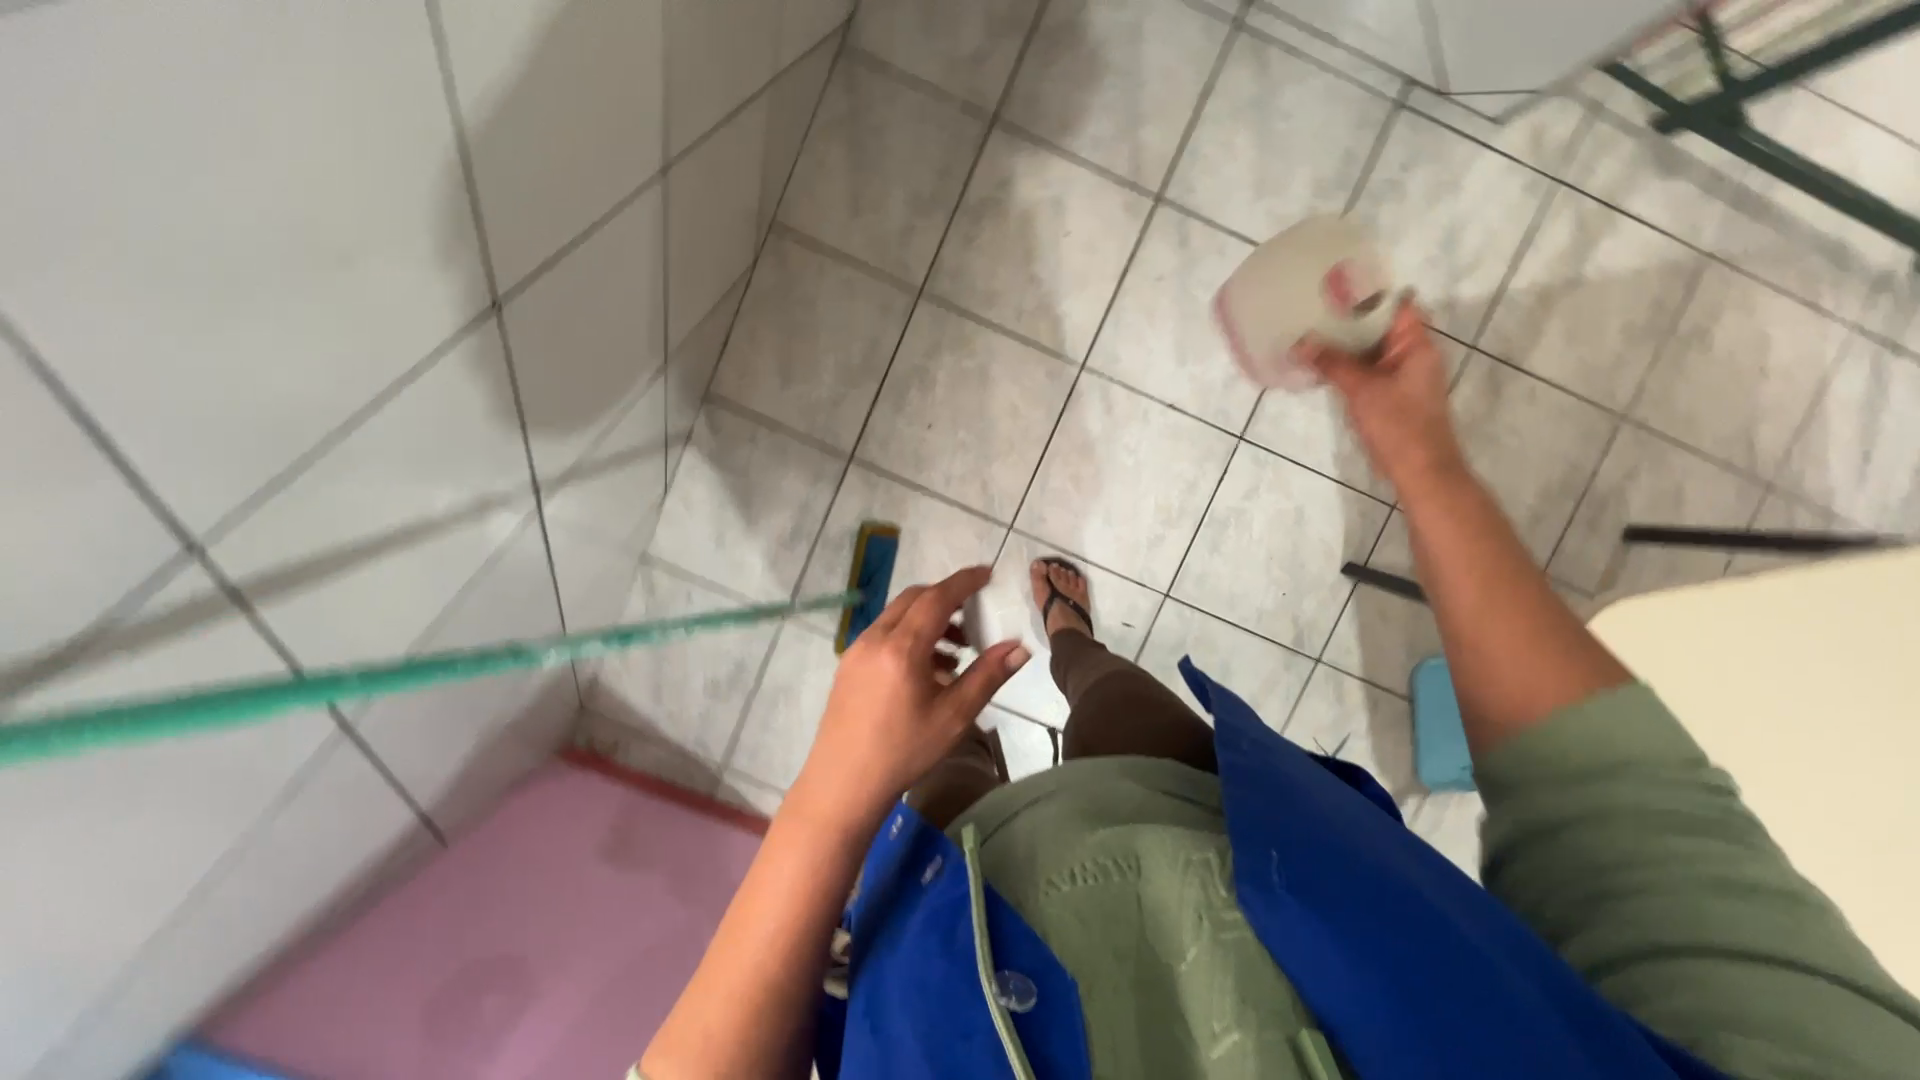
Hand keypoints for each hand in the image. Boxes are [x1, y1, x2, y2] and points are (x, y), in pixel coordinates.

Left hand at [790, 567, 1029, 826]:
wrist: (844, 783)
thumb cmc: (904, 751)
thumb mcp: (954, 716)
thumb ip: (987, 676)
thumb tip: (1020, 648)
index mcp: (902, 647)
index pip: (937, 598)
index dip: (964, 582)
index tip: (987, 573)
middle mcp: (875, 638)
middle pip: (914, 599)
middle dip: (946, 599)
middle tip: (974, 616)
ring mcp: (856, 651)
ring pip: (897, 616)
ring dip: (927, 620)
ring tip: (956, 654)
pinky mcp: (848, 666)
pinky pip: (883, 635)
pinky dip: (909, 636)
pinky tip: (927, 670)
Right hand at [1294, 299, 1468, 497]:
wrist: (1420, 470)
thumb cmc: (1398, 426)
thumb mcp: (1362, 391)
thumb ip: (1332, 363)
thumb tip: (1301, 342)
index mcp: (1416, 345)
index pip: (1398, 305)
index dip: (1370, 293)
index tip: (1337, 286)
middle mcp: (1413, 355)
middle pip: (1381, 326)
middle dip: (1349, 319)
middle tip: (1313, 309)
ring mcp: (1404, 376)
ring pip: (1372, 349)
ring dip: (1345, 344)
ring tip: (1311, 333)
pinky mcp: (1392, 395)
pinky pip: (1368, 370)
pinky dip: (1348, 365)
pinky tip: (1321, 365)